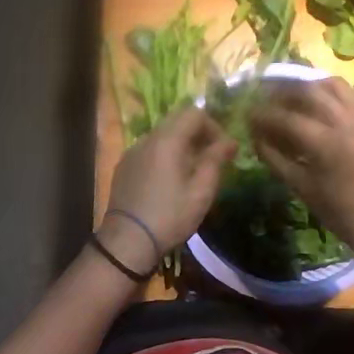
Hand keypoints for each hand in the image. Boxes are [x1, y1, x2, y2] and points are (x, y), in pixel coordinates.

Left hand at [102, 107, 237, 272]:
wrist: (127, 241)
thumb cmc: (170, 216)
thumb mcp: (201, 191)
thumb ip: (215, 160)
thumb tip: (230, 142)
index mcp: (167, 140)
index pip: (194, 113)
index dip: (214, 126)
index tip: (223, 150)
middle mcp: (147, 138)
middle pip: (176, 120)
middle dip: (198, 133)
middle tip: (211, 158)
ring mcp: (132, 151)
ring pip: (162, 135)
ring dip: (181, 144)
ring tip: (192, 171)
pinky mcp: (124, 166)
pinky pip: (149, 149)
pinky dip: (164, 154)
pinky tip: (169, 180)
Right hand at [249, 78, 353, 248]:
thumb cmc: (336, 209)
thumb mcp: (298, 185)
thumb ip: (273, 157)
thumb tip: (255, 136)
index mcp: (323, 142)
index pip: (285, 118)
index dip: (263, 115)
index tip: (248, 115)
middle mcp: (343, 121)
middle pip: (307, 91)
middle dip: (282, 93)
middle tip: (268, 101)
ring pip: (331, 84)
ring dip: (308, 86)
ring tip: (293, 95)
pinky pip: (351, 92)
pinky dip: (332, 90)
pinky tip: (320, 100)